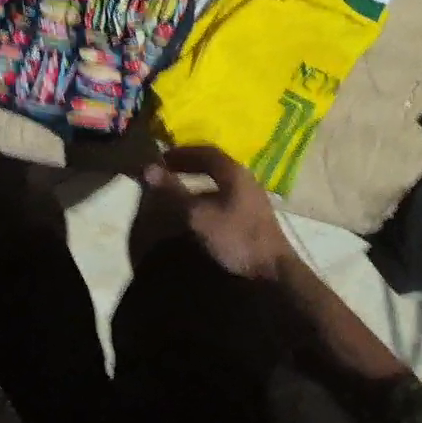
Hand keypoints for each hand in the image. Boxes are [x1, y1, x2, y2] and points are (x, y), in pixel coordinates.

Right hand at [141, 145, 296, 281]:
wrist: (273, 272)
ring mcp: (252, 195)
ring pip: (221, 179)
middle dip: (189, 164)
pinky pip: (227, 193)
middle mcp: (245, 177)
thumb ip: (174, 191)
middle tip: (167, 170)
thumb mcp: (198, 215)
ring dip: (199, 180)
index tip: (161, 158)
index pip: (205, 151)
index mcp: (233, 171)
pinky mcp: (254, 213)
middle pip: (214, 163)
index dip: (181, 153)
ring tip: (180, 189)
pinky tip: (200, 208)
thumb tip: (148, 168)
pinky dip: (209, 193)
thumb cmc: (236, 237)